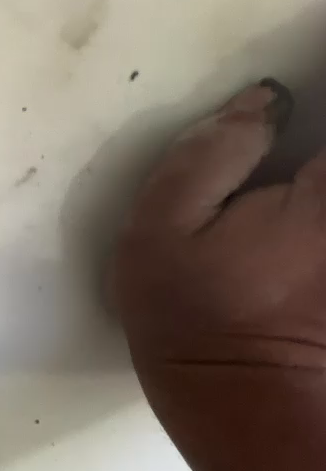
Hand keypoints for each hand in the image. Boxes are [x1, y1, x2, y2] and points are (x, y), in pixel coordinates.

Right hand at [113, 80, 325, 376]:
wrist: (251, 389)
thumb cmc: (193, 310)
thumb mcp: (161, 232)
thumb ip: (208, 155)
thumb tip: (264, 99)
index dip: (312, 82)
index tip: (292, 82)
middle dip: (312, 127)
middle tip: (285, 122)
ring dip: (308, 158)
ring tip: (288, 159)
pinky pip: (325, 195)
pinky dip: (308, 186)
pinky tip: (293, 185)